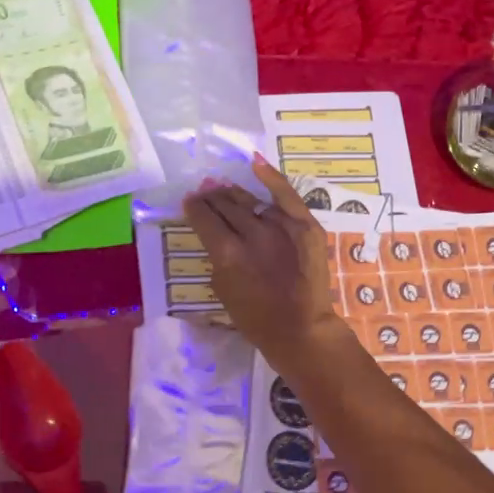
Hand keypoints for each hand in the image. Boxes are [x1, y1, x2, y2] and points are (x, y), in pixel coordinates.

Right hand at [182, 155, 344, 368]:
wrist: (300, 329)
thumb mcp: (222, 290)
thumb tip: (216, 238)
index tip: (189, 203)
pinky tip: (255, 163)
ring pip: (249, 200)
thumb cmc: (255, 319)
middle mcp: (251, 233)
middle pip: (225, 205)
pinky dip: (270, 177)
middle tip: (204, 195)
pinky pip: (285, 195)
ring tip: (221, 188)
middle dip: (211, 198)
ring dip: (232, 193)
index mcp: (226, 253)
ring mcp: (280, 227)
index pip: (203, 219)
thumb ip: (216, 259)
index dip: (193, 208)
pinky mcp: (304, 226)